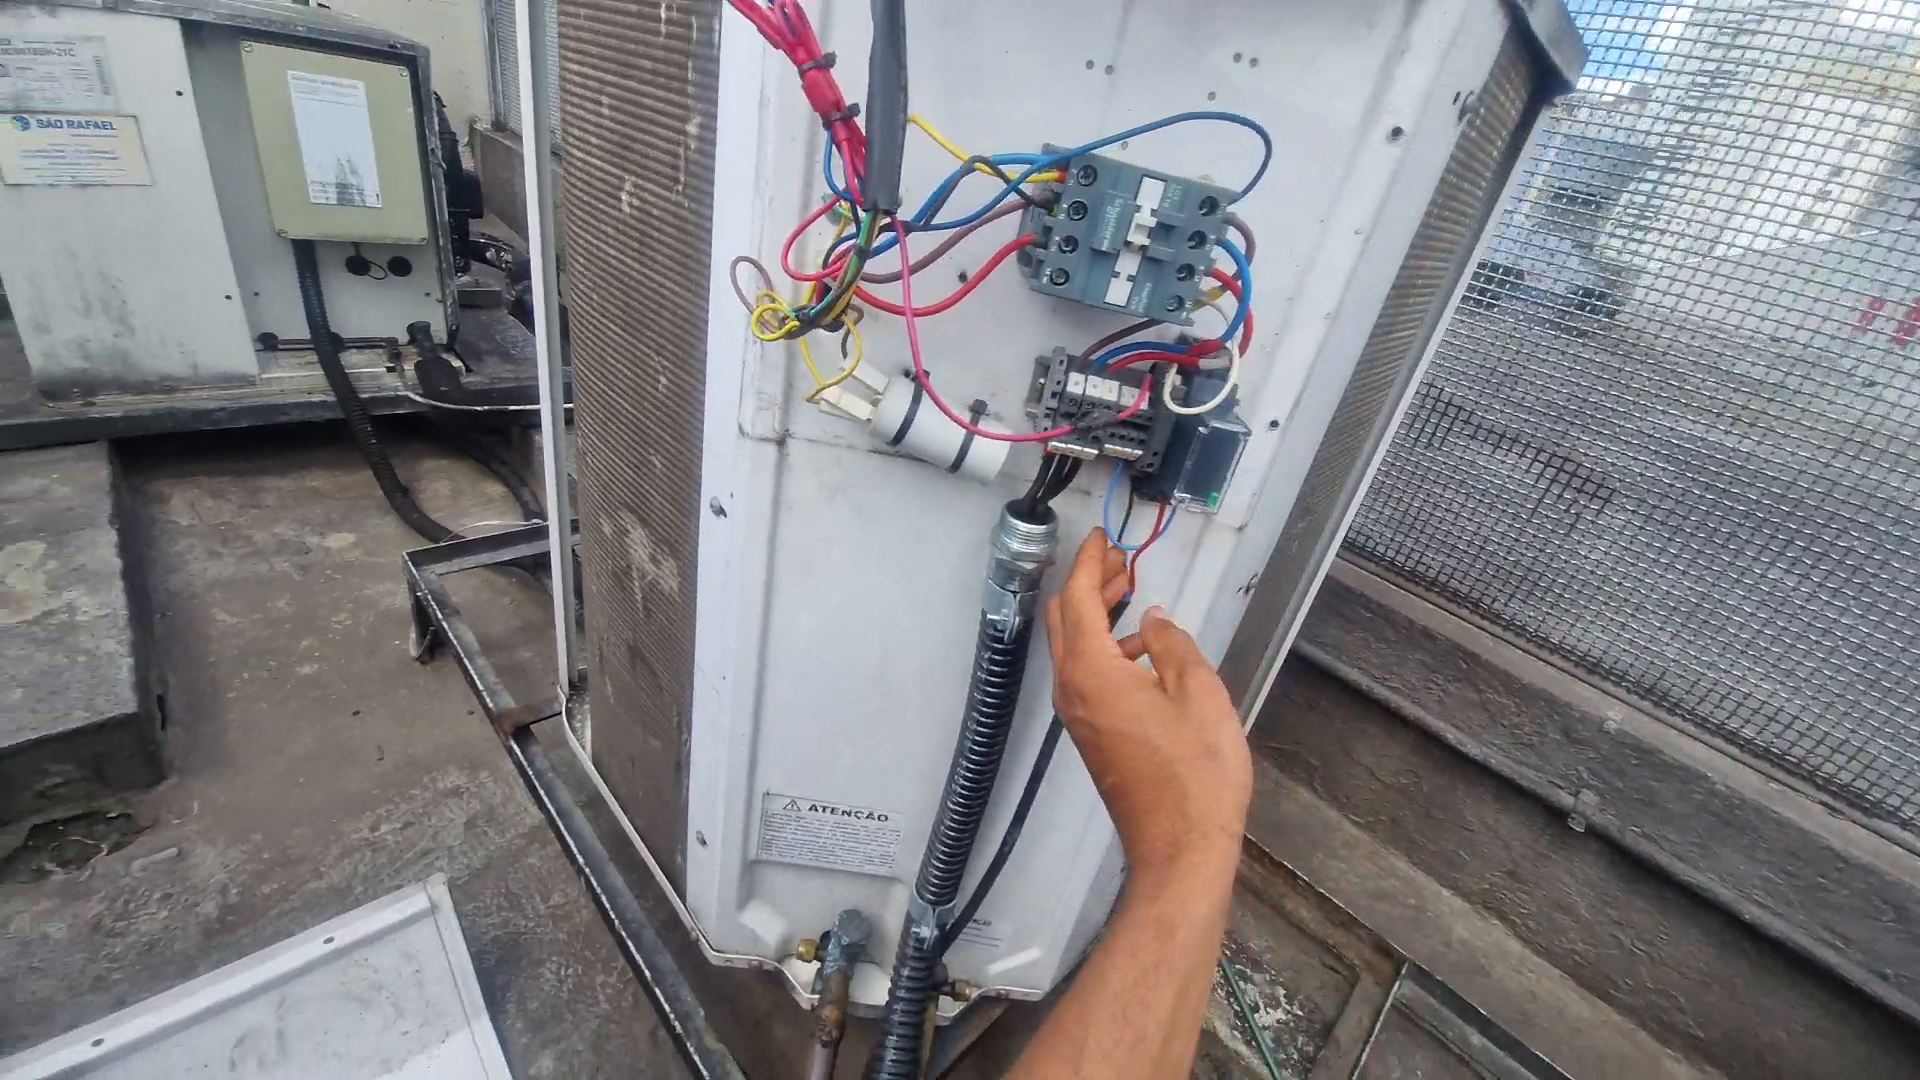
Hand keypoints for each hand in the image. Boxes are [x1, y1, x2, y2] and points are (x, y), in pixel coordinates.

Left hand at [1044, 528, 1252, 884]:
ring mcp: (1077, 713)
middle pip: (1066, 619)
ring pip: (1075, 646)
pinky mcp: (1089, 732)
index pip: (1079, 599)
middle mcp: (1072, 688)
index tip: (1103, 537)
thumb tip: (1151, 620)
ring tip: (1132, 593)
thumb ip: (1172, 645)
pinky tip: (1142, 647)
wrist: (1178, 847)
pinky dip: (1105, 647)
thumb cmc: (1196, 771)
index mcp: (1092, 671)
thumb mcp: (1198, 694)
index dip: (1091, 563)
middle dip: (1089, 584)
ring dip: (1098, 614)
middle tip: (1121, 562)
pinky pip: (1086, 673)